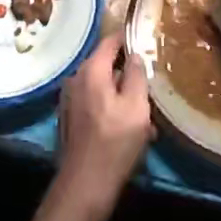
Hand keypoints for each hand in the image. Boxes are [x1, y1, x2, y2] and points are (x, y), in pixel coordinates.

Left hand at [55, 32, 151, 208]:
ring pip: (101, 87)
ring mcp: (69, 99)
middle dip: (128, 73)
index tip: (145, 38)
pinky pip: (94, 103)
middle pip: (105, 65)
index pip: (110, 41)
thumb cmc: (115, 143)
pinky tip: (128, 130)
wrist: (85, 183)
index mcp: (90, 71)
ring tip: (145, 116)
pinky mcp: (69, 117)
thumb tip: (135, 55)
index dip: (128, 38)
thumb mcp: (136, 107)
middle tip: (150, 84)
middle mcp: (75, 79)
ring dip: (122, 96)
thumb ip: (136, 76)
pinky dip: (111, 109)